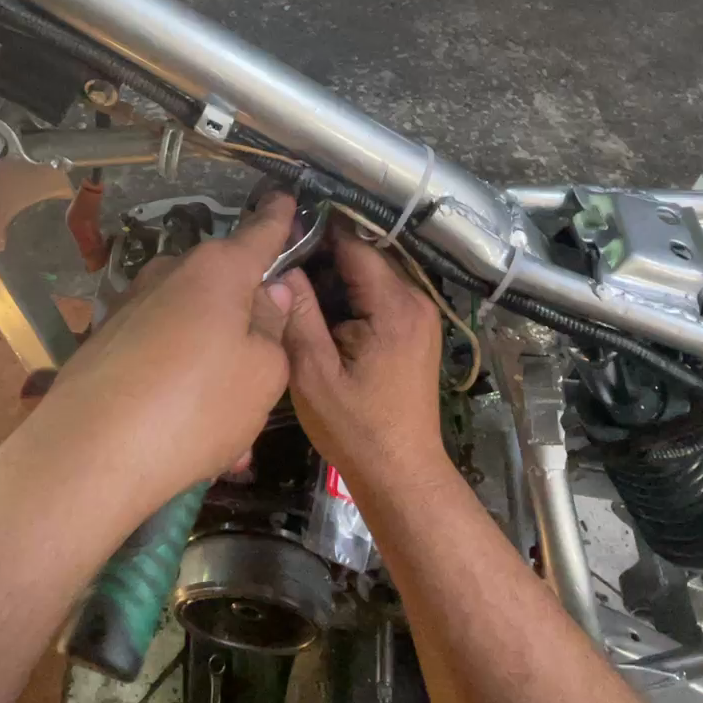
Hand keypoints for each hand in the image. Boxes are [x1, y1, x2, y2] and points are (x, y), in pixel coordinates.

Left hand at [38, 193, 301, 501]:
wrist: (90, 451)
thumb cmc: (197, 404)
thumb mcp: (263, 372)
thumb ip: (273, 326)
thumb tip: (270, 292)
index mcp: (218, 269)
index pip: (261, 233)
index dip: (279, 219)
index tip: (285, 197)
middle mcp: (170, 273)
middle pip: (224, 288)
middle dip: (245, 324)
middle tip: (260, 376)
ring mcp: (133, 305)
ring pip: (193, 329)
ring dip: (213, 367)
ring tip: (224, 430)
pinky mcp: (106, 340)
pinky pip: (161, 354)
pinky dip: (179, 383)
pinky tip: (184, 431)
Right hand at [280, 225, 445, 491]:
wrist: (401, 472)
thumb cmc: (355, 428)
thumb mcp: (314, 373)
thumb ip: (299, 314)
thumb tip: (283, 265)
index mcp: (395, 307)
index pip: (355, 246)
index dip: (318, 234)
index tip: (282, 230)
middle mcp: (417, 301)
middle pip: (366, 256)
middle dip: (325, 253)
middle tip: (281, 256)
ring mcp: (421, 315)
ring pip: (372, 274)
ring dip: (337, 273)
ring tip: (294, 276)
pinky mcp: (416, 330)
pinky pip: (381, 294)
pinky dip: (352, 292)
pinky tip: (321, 303)